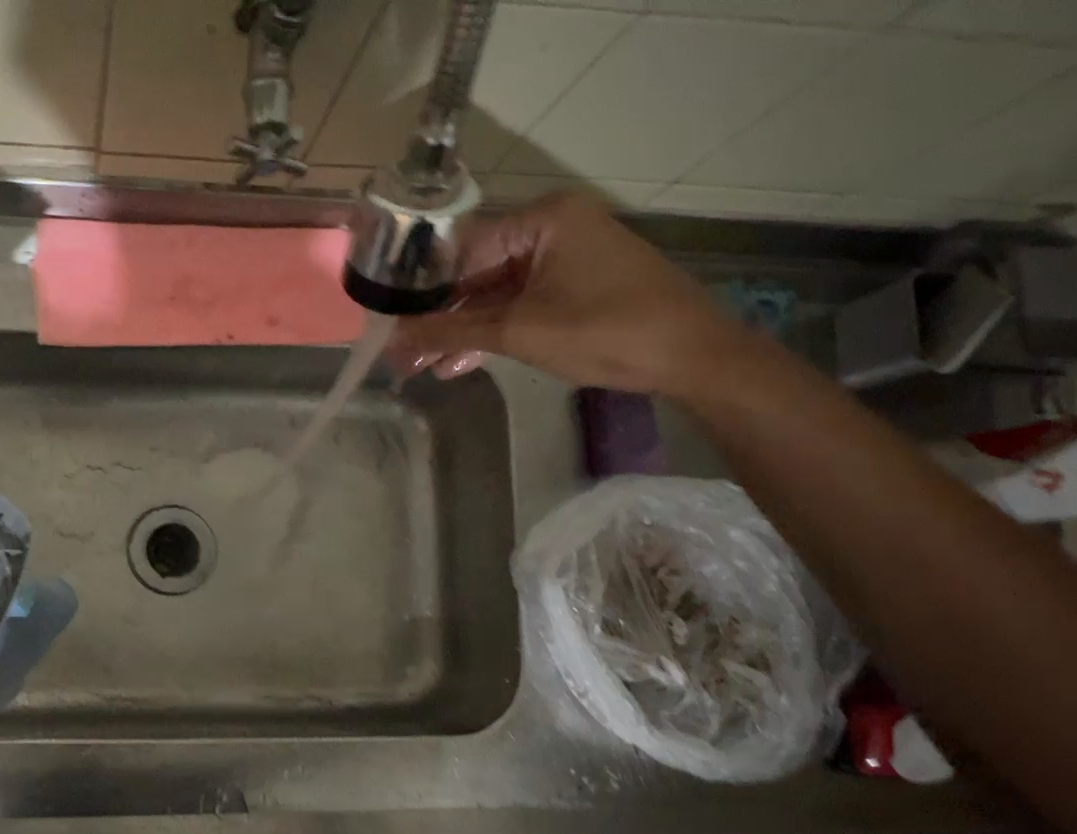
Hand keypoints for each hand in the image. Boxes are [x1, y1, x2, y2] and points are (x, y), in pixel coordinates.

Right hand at [388, 192, 757, 397]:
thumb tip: (392, 340)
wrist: (693, 357)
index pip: (460, 247)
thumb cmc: (606, 330)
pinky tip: (457, 363)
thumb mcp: (518, 331)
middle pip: (475, 270)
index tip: (386, 320)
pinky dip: (491, 331)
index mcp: (543, 218)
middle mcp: (552, 227)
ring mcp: (566, 257)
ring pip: (494, 292)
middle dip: (438, 317)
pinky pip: (518, 304)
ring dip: (460, 330)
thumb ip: (450, 332)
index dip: (419, 287)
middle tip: (399, 353)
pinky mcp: (575, 286)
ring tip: (420, 369)